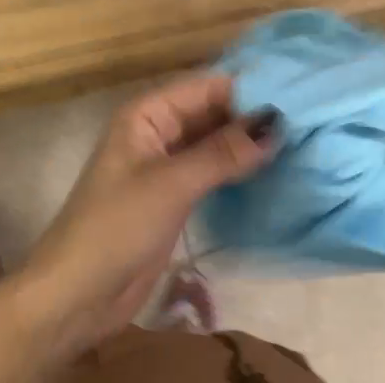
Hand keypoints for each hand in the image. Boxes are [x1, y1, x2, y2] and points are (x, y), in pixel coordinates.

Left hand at [14, 75, 275, 352]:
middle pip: (211, 112)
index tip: (297, 96)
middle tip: (307, 120)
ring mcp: (165, 165)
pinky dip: (237, 168)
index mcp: (147, 113)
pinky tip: (271, 170)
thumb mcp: (171, 185)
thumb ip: (222, 153)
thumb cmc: (115, 227)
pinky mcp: (174, 196)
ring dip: (247, 143)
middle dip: (251, 115)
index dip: (246, 89)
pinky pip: (211, 170)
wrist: (77, 295)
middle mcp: (157, 131)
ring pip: (213, 141)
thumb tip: (276, 123)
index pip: (205, 87)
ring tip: (300, 140)